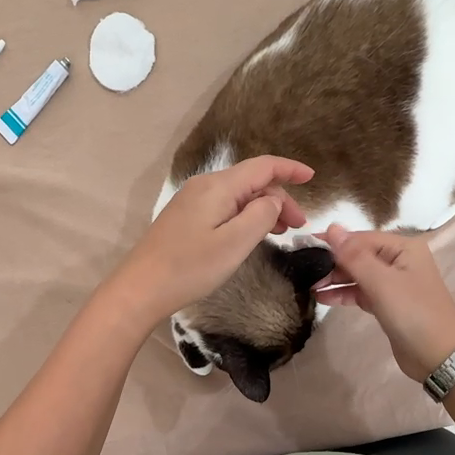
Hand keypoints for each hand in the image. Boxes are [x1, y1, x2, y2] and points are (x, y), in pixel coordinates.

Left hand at [103, 156, 312, 321]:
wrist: (141, 288)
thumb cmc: (190, 268)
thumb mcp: (235, 243)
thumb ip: (261, 215)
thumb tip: (273, 199)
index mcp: (219, 186)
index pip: (263, 166)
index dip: (290, 169)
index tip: (313, 177)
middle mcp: (204, 186)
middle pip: (251, 181)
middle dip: (279, 198)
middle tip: (298, 227)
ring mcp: (191, 202)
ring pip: (237, 195)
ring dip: (262, 209)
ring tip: (281, 232)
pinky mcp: (184, 219)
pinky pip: (223, 207)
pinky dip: (244, 216)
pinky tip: (250, 234)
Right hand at [314, 226, 454, 380]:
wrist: (438, 355)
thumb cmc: (413, 313)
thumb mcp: (382, 282)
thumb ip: (355, 256)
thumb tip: (332, 227)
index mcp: (403, 248)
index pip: (361, 238)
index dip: (334, 242)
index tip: (304, 246)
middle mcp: (399, 261)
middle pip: (359, 255)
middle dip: (333, 262)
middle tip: (303, 270)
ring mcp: (394, 284)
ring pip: (358, 275)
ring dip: (335, 280)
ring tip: (309, 286)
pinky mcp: (388, 304)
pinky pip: (361, 293)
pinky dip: (344, 294)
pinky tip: (323, 298)